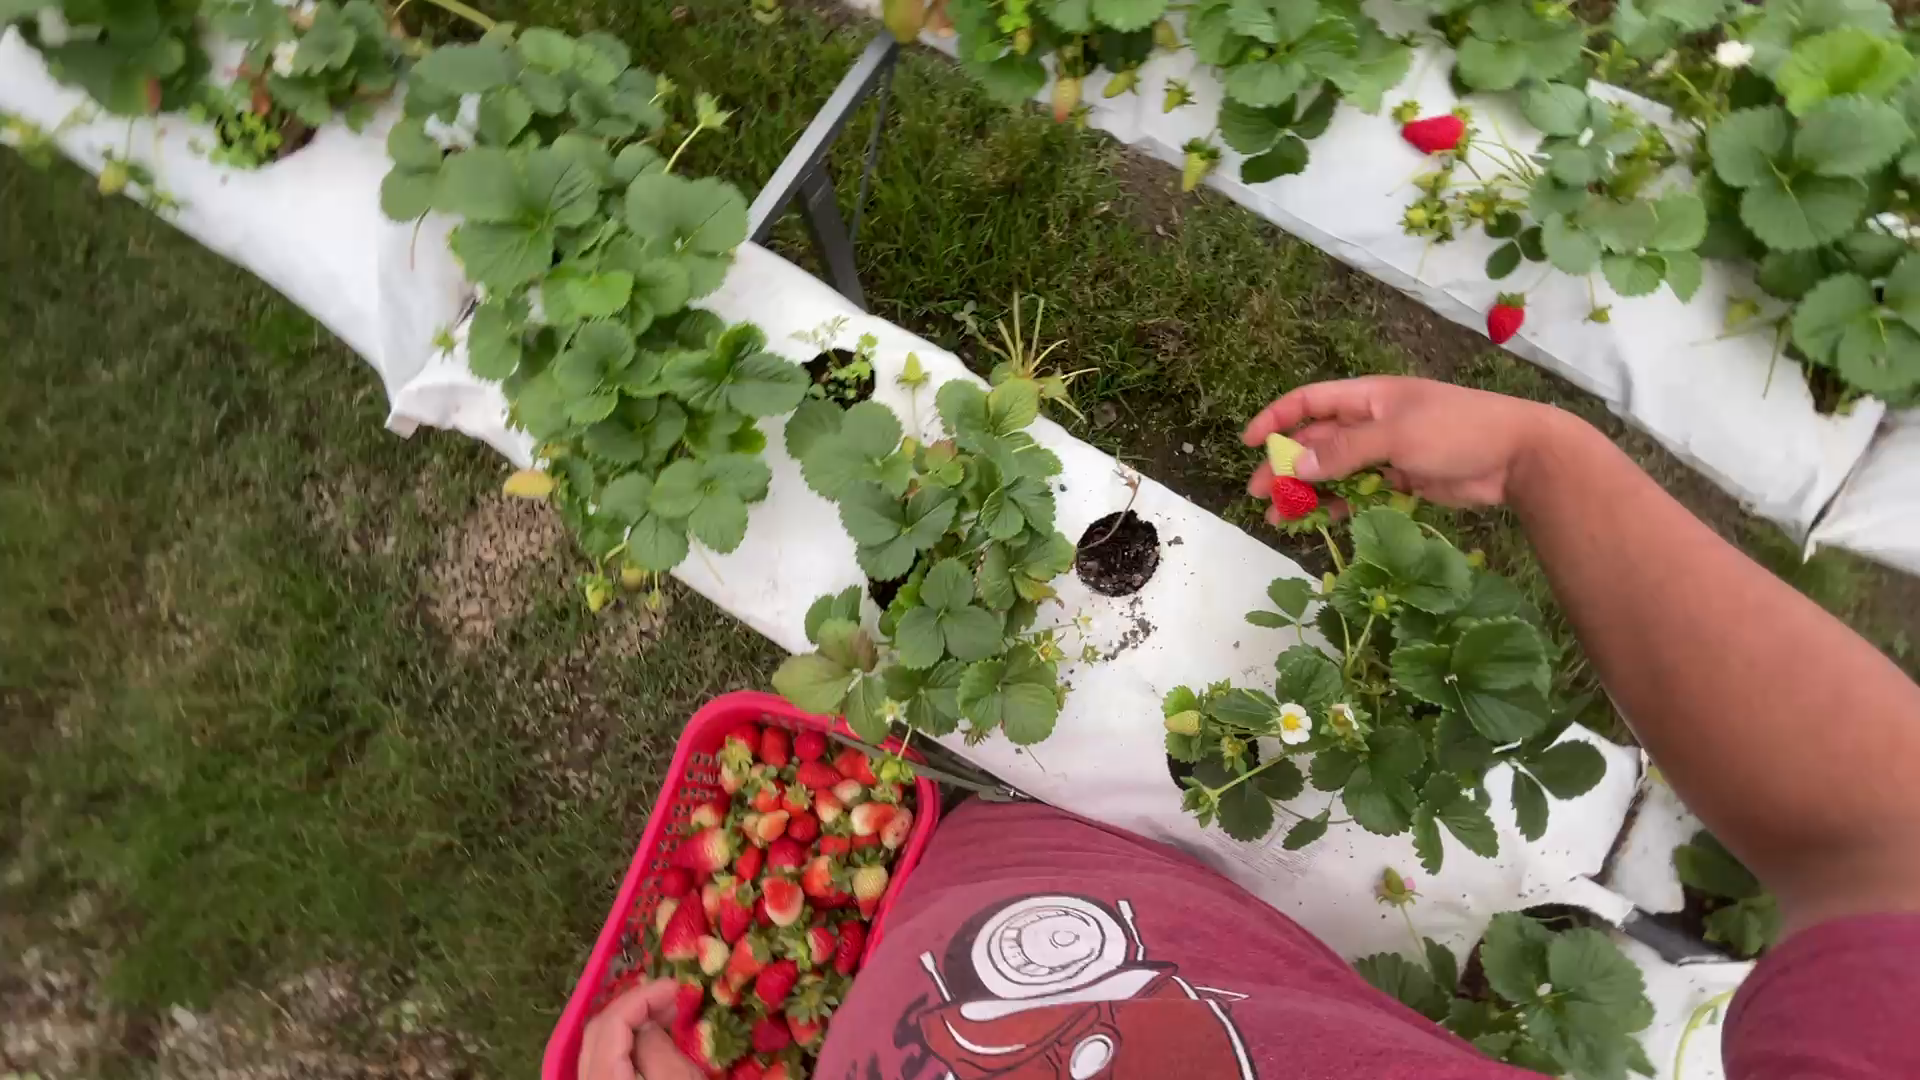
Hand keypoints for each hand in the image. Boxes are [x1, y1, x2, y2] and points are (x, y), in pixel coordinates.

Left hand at [577, 979, 702, 1079]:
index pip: (610, 1022)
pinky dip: (626, 1042)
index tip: (675, 986)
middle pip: (598, 1031)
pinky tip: (650, 1040)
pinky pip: (605, 1062)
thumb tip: (648, 1020)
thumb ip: (657, 1046)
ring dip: (631, 1020)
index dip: (642, 995)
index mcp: (602, 1078)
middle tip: (671, 995)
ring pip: (600, 1045)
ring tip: (665, 1013)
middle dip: (634, 1004)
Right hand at [1242, 376, 1564, 522]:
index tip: (1249, 442)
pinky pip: (1355, 492)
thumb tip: (1298, 466)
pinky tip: (1318, 523)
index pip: (1308, 402)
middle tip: (1260, 494)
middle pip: (1313, 443)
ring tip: (1281, 518)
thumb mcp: (1397, 435)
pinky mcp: (1397, 479)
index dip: (1275, 419)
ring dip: (1305, 493)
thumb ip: (1345, 451)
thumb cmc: (1460, 429)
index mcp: (1367, 398)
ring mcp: (1382, 452)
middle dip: (1285, 466)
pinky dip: (1335, 506)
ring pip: (1330, 472)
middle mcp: (1369, 423)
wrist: (1521, 458)